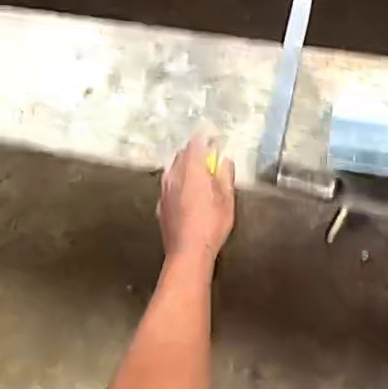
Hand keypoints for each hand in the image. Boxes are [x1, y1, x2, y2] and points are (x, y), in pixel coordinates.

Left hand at [158, 130, 235, 267]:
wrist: (187, 252)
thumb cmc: (211, 224)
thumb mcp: (226, 198)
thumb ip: (225, 175)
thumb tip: (225, 160)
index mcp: (191, 169)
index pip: (195, 142)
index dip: (204, 136)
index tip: (212, 135)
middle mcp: (174, 175)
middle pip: (182, 154)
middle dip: (195, 151)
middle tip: (208, 155)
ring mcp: (164, 189)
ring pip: (174, 168)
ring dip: (185, 166)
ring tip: (198, 173)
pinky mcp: (161, 203)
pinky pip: (170, 184)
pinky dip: (179, 182)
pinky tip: (187, 192)